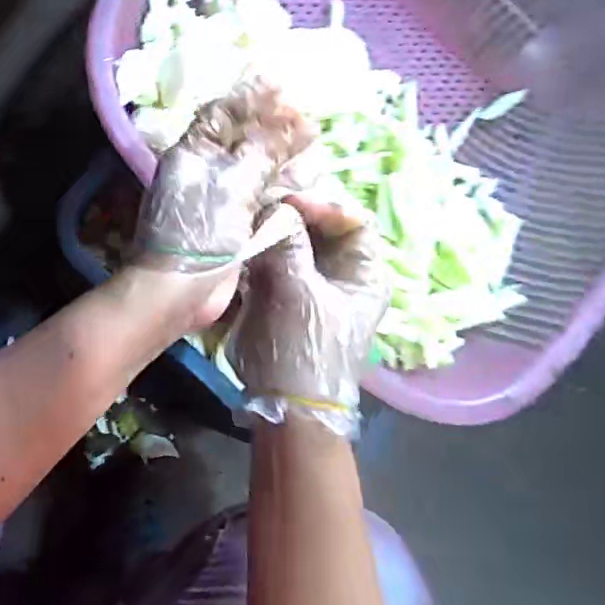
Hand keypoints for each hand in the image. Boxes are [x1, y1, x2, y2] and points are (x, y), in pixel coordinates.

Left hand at [131, 82, 314, 328]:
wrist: (179, 290)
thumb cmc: (198, 232)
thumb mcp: (232, 185)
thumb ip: (262, 151)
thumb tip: (293, 118)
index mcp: (190, 154)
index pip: (220, 115)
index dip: (250, 100)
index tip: (281, 86)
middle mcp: (201, 171)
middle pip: (240, 139)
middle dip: (271, 125)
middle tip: (305, 114)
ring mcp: (216, 197)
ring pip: (252, 166)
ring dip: (280, 153)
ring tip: (311, 137)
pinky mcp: (231, 222)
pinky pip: (258, 195)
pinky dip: (280, 184)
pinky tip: (305, 176)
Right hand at [229, 195, 387, 435]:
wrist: (282, 402)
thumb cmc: (303, 348)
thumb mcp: (297, 293)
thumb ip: (287, 244)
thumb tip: (276, 206)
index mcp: (363, 273)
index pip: (352, 220)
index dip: (323, 205)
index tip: (288, 202)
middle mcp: (340, 273)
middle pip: (320, 227)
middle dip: (291, 214)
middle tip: (261, 206)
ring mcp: (309, 283)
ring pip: (293, 241)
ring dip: (271, 230)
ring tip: (247, 222)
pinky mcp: (281, 293)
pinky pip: (272, 259)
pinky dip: (257, 249)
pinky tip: (241, 244)